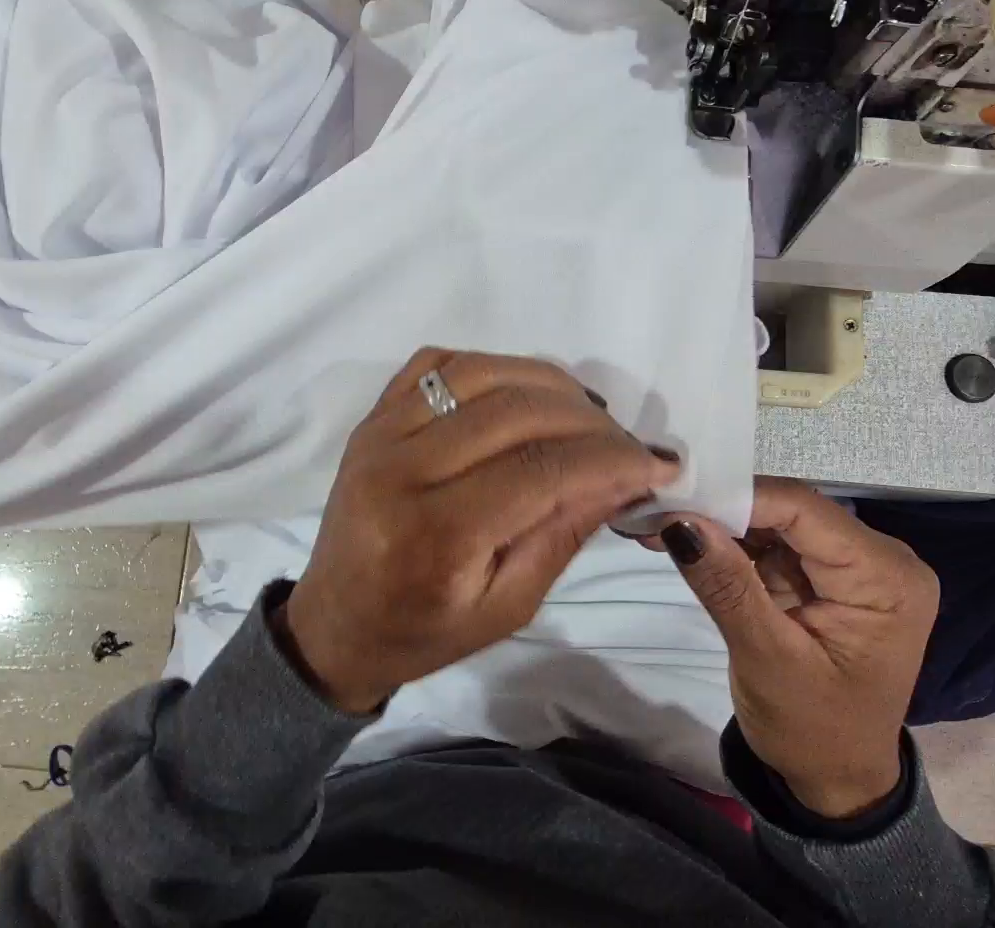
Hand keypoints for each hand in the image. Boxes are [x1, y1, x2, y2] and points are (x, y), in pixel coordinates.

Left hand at [280, 347, 681, 712]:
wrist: (335, 623)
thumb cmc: (422, 632)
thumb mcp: (506, 607)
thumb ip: (563, 533)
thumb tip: (627, 475)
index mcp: (433, 534)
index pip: (540, 470)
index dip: (611, 458)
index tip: (659, 463)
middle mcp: (399, 469)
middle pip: (515, 410)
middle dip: (590, 420)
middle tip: (626, 443)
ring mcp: (378, 433)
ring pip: (479, 371)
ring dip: (547, 382)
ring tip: (586, 413)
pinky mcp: (371, 417)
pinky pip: (436, 362)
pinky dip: (491, 365)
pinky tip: (521, 394)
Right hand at [652, 478, 937, 817]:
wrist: (834, 779)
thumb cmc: (813, 729)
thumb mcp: (766, 659)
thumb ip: (727, 585)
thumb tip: (680, 520)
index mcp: (885, 577)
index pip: (803, 509)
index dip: (735, 497)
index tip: (670, 500)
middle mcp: (877, 559)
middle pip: (788, 509)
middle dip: (720, 509)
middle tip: (653, 511)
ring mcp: (848, 567)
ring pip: (773, 521)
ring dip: (716, 523)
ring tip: (655, 525)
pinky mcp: (820, 576)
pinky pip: (769, 543)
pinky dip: (725, 543)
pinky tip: (681, 541)